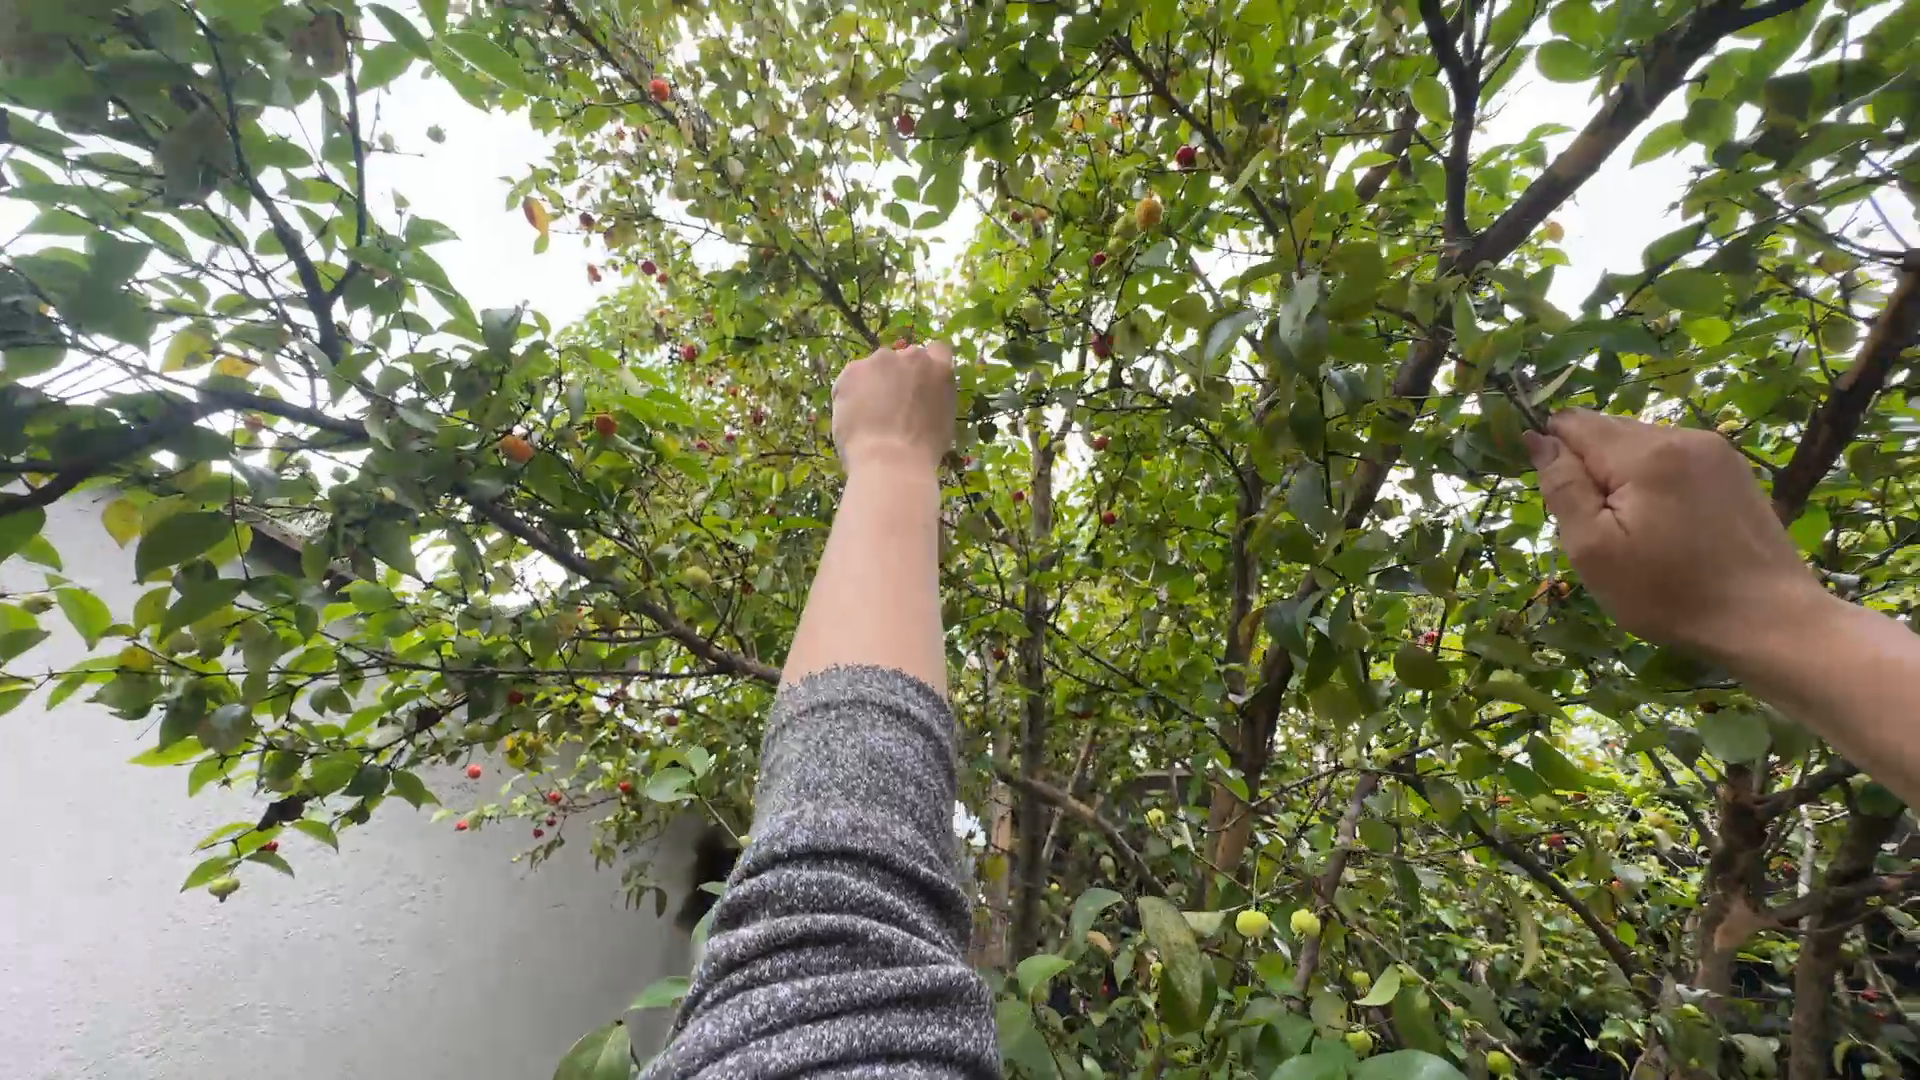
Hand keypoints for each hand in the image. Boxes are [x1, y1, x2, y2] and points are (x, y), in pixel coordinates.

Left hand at [831, 341, 956, 475]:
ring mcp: (880, 361)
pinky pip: (849, 381)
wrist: (891, 461)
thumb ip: (934, 398)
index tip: (917, 384)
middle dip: (895, 376)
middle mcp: (911, 356)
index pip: (937, 351)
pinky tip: (854, 420)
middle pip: (901, 359)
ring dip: (871, 384)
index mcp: (939, 369)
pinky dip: (849, 396)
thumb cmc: (923, 451)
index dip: (925, 367)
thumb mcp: (943, 421)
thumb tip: (922, 398)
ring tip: (868, 417)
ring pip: (872, 368)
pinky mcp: (853, 371)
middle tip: (890, 405)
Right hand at [1526, 409, 1825, 661]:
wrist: (1767, 620)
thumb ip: (1561, 486)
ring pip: (1635, 444)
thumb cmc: (1663, 590)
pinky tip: (1656, 520)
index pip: (1573, 423)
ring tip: (1625, 525)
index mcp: (1645, 455)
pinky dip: (1645, 480)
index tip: (1557, 495)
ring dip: (1614, 474)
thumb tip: (1535, 438)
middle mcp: (1683, 437)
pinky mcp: (1732, 470)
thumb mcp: (1590, 545)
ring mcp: (1715, 451)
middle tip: (1592, 521)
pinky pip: (1666, 458)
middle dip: (1584, 465)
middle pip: (1605, 430)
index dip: (1551, 451)